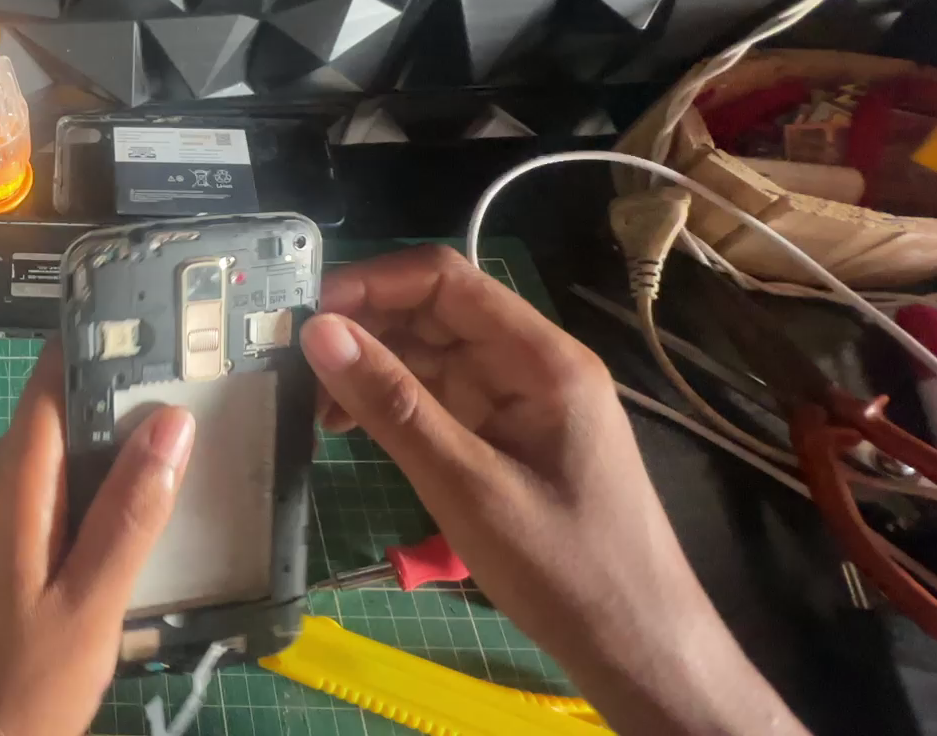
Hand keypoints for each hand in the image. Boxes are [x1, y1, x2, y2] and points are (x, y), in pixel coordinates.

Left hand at [0, 342, 194, 735]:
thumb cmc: (31, 673)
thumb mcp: (91, 596)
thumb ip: (131, 510)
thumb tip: (172, 420)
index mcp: (18, 471)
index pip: (53, 375)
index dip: (99, 338)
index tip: (159, 315)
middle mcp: (11, 468)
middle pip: (68, 397)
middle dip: (125, 375)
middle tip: (198, 359)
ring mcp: (19, 493)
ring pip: (75, 432)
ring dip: (125, 418)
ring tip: (196, 398)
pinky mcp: (32, 520)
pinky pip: (75, 467)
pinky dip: (115, 459)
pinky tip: (162, 467)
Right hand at [300, 245, 807, 735]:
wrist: (640, 656)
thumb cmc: (565, 569)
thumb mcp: (465, 484)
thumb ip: (390, 402)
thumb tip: (317, 331)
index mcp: (538, 358)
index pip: (444, 280)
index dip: (371, 283)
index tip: (309, 315)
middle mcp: (523, 362)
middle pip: (427, 310)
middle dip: (359, 327)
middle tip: (297, 363)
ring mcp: (508, 395)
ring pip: (419, 349)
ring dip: (363, 365)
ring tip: (314, 403)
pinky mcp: (493, 427)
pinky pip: (425, 390)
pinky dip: (380, 398)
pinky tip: (344, 424)